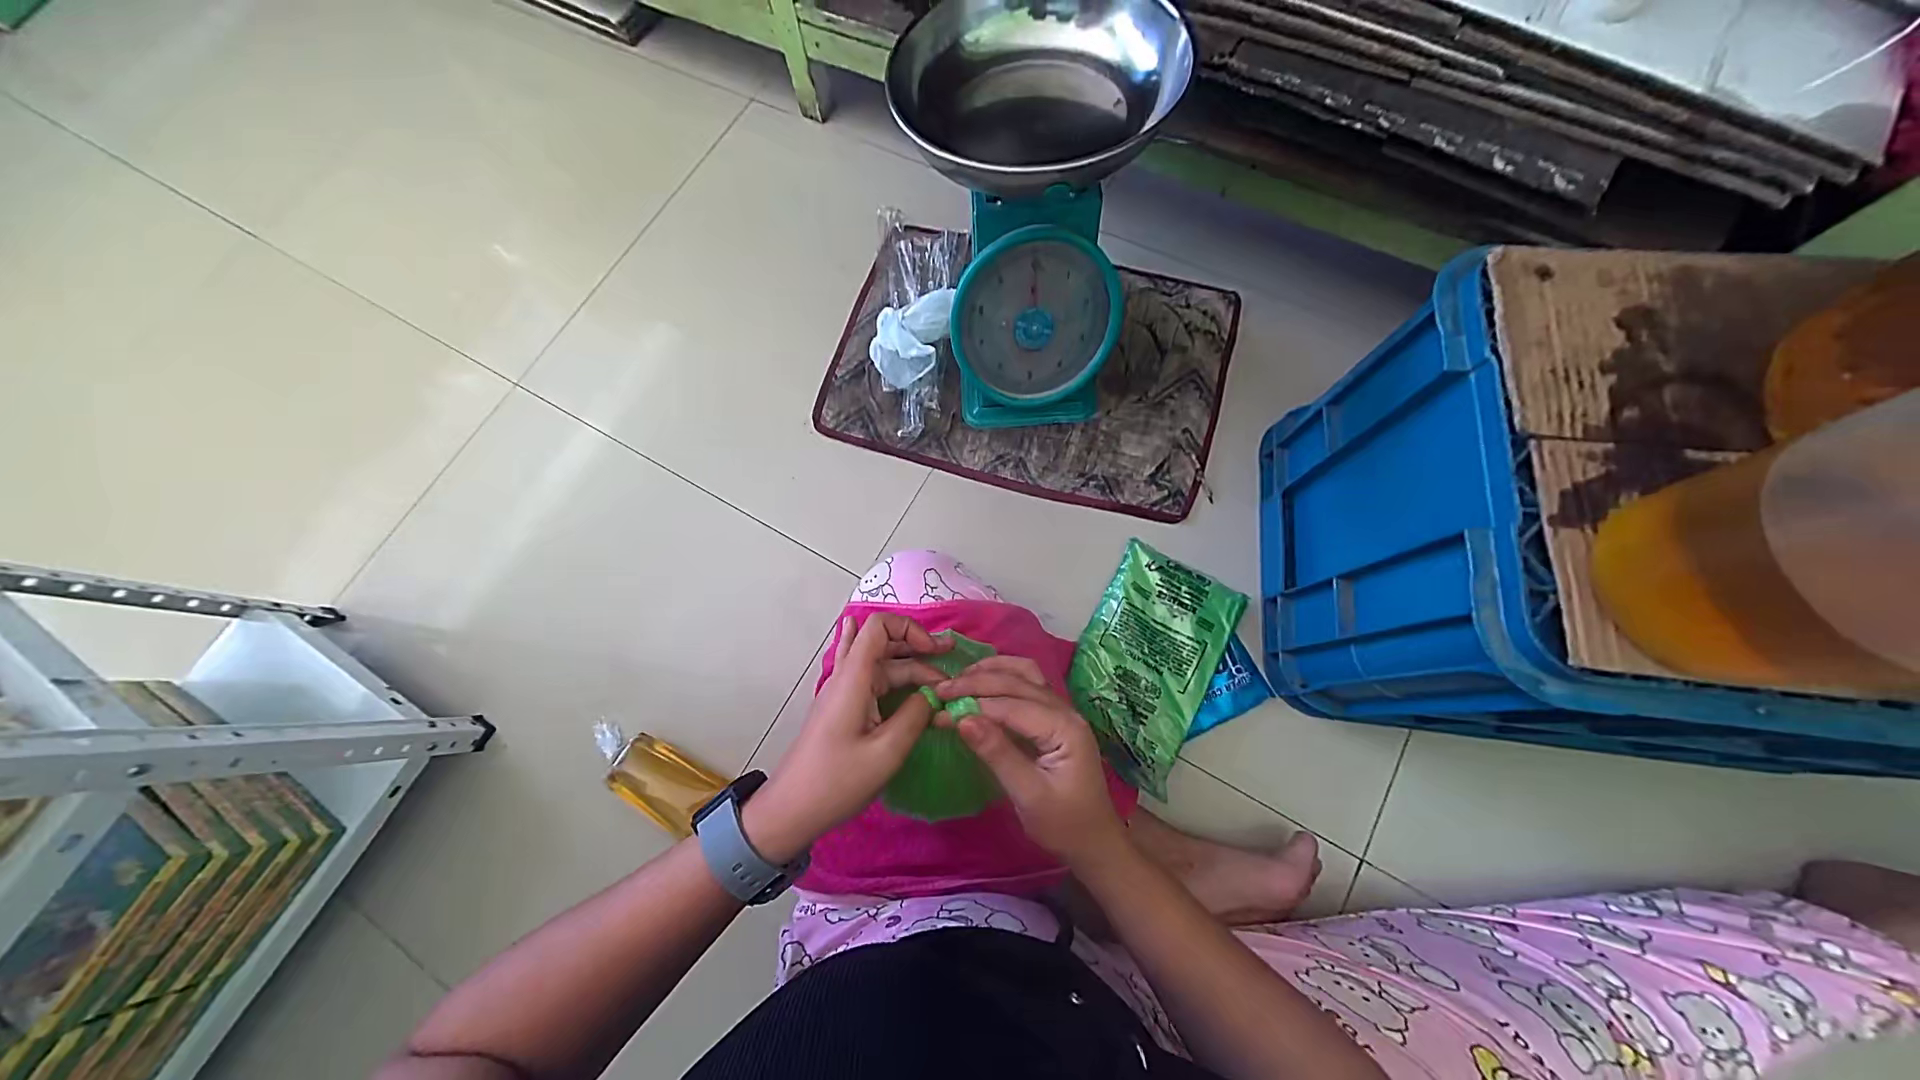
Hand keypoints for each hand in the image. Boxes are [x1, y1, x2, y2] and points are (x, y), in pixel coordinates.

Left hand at [745, 614, 949, 862]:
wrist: (790, 810)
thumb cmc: (836, 782)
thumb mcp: (886, 752)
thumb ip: (915, 716)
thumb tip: (934, 695)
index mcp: (853, 679)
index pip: (878, 626)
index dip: (910, 629)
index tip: (934, 653)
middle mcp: (846, 677)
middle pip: (884, 643)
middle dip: (918, 645)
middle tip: (951, 656)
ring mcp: (843, 692)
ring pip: (881, 664)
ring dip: (911, 663)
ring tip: (942, 670)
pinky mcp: (843, 708)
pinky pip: (873, 680)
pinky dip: (895, 674)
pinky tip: (906, 670)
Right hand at [937, 657, 1127, 866]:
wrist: (1094, 841)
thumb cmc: (1063, 824)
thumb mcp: (1028, 795)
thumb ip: (997, 754)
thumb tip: (963, 719)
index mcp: (1064, 728)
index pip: (1012, 705)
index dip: (973, 702)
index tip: (938, 704)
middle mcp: (1066, 710)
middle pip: (1018, 682)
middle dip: (977, 682)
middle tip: (940, 688)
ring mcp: (1062, 711)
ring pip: (1026, 674)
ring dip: (992, 670)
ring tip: (960, 676)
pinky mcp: (1054, 717)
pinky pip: (1029, 684)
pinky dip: (1003, 677)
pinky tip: (983, 681)